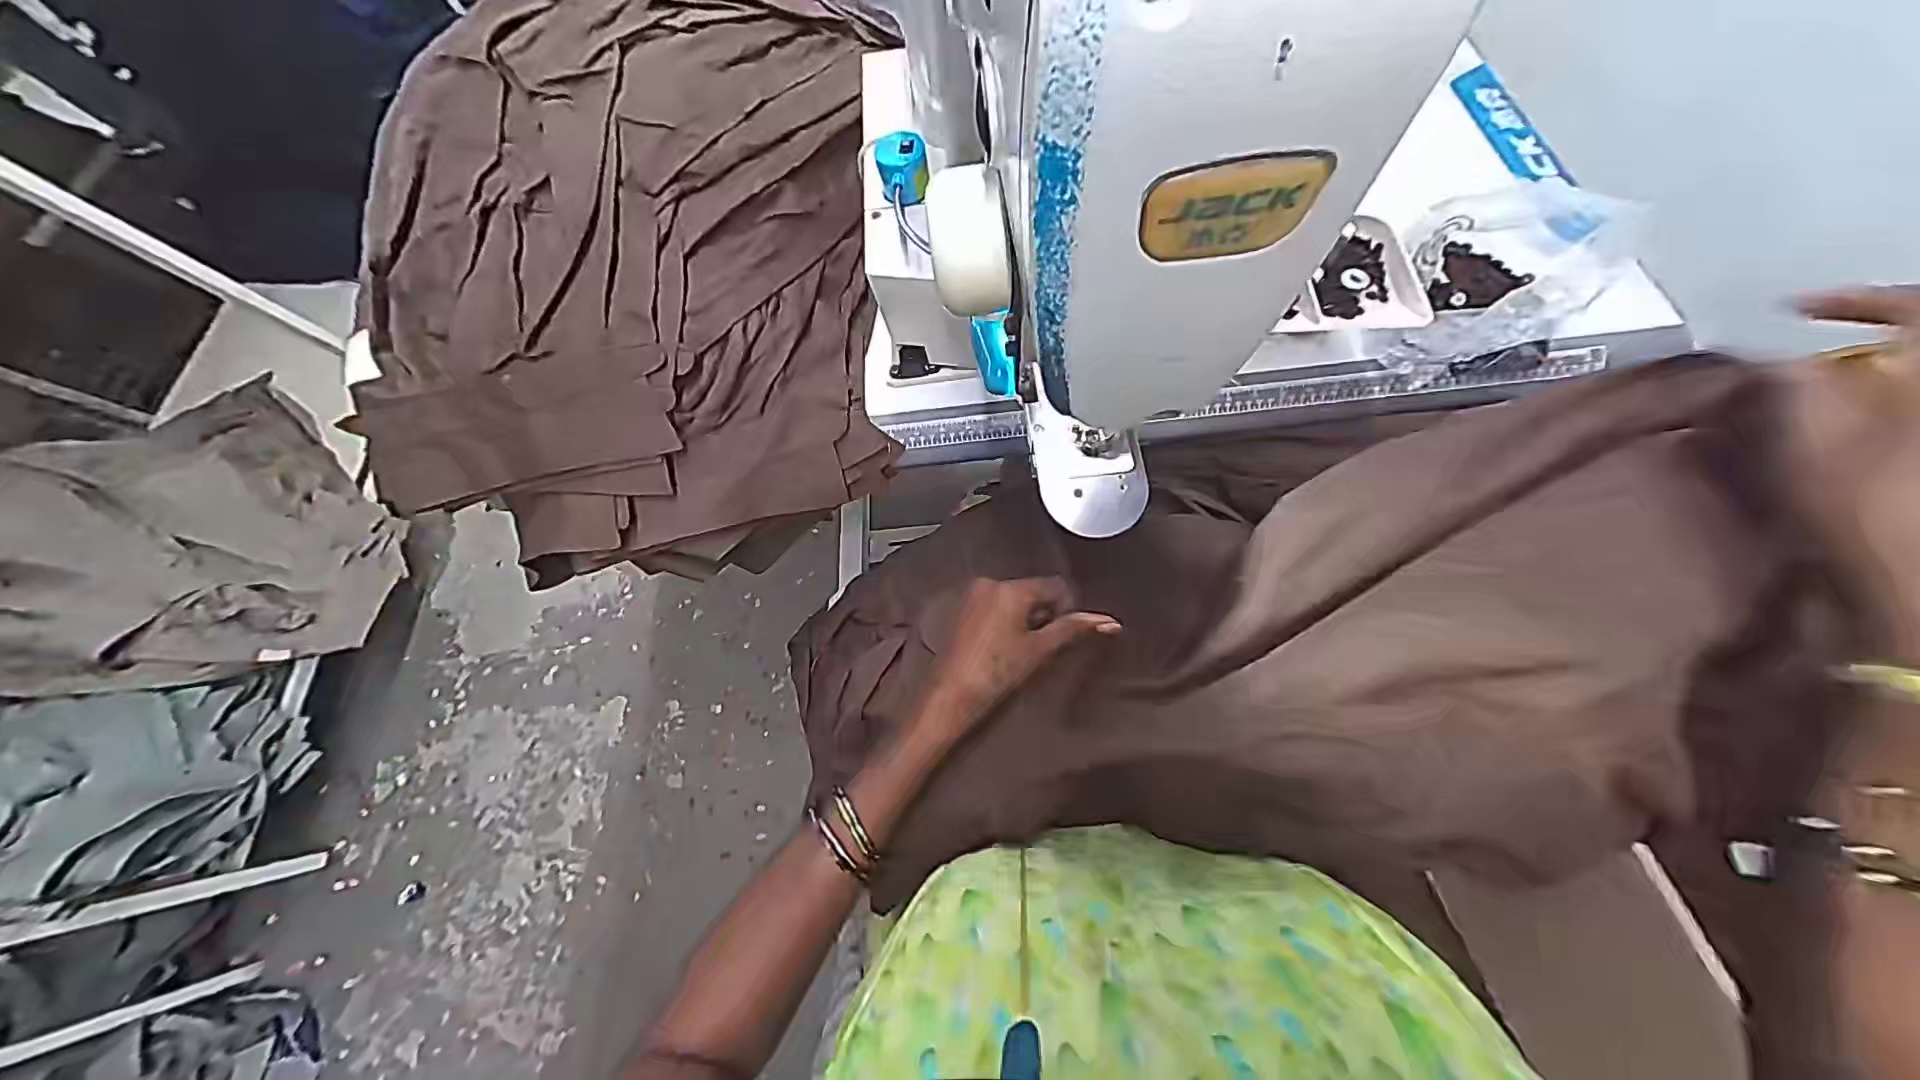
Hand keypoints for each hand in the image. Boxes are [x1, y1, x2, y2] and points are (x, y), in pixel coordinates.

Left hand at [917, 577, 1120, 739]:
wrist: (949, 696)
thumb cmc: (996, 673)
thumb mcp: (1040, 651)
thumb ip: (1073, 630)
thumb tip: (1110, 621)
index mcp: (1011, 588)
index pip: (1056, 585)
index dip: (1067, 609)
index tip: (1061, 636)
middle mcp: (990, 583)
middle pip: (1034, 591)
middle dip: (1043, 615)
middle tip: (1039, 648)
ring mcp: (973, 595)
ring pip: (1015, 600)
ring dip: (1025, 620)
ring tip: (1017, 651)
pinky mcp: (962, 610)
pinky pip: (995, 607)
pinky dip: (1005, 622)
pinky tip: (1000, 649)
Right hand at [1788, 286, 1919, 656]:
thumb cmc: (1876, 523)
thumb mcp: (1819, 460)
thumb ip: (1805, 399)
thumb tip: (1786, 359)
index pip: (1913, 310)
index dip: (1856, 300)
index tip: (1796, 307)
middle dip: (1887, 324)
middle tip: (1832, 334)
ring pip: (1914, 375)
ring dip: (1893, 362)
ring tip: (1854, 370)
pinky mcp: (1913, 449)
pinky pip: (1911, 402)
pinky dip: (1899, 391)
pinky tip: (1879, 406)